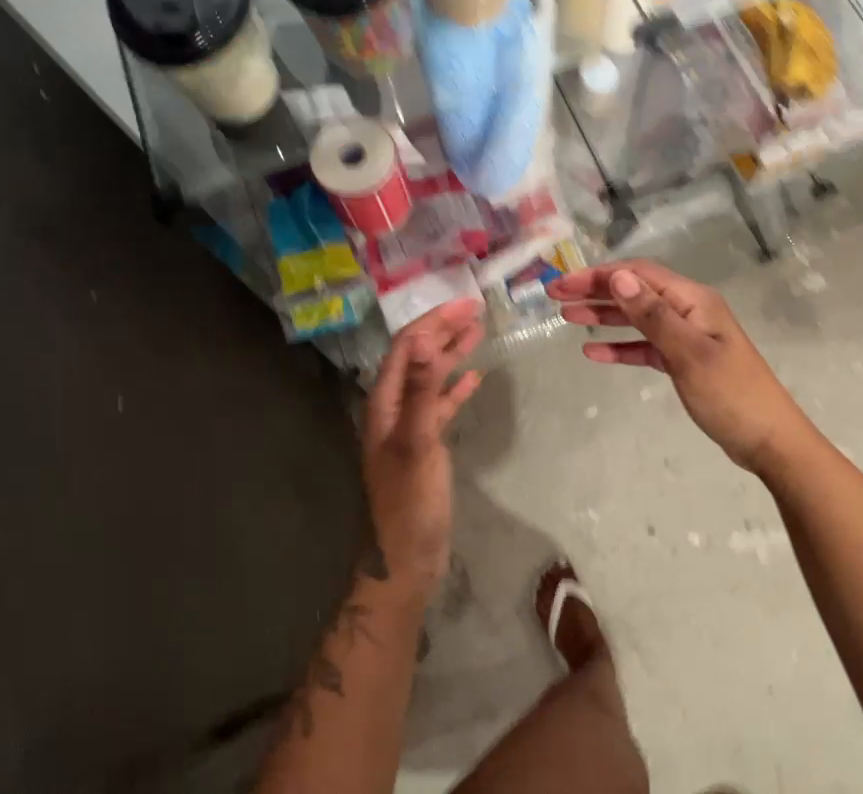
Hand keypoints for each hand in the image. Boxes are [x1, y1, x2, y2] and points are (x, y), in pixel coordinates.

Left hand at [362, 299, 483, 598]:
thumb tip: (421, 338)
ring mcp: (409, 428)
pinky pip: (439, 407)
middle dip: (443, 330)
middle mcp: (392, 409)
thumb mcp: (416, 443)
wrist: (405, 558)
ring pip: (429, 379)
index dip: (433, 322)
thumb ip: (419, 391)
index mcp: (384, 404)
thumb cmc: (409, 503)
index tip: (465, 304)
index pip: (406, 348)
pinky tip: (474, 379)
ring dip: (451, 354)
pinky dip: (454, 388)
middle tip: (476, 310)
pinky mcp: (425, 446)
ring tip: (478, 331)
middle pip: (416, 358)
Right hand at [548, 260, 812, 473]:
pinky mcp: (684, 362)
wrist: (768, 440)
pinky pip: (645, 347)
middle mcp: (689, 311)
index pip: (639, 274)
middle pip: (636, 292)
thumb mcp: (689, 353)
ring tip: (567, 317)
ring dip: (604, 316)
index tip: (563, 283)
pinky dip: (620, 347)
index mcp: (693, 301)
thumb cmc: (731, 394)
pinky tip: (594, 353)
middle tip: (556, 296)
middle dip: (596, 291)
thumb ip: (653, 315)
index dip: (599, 275)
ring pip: (637, 318)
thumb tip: (620, 277)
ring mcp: (687, 337)